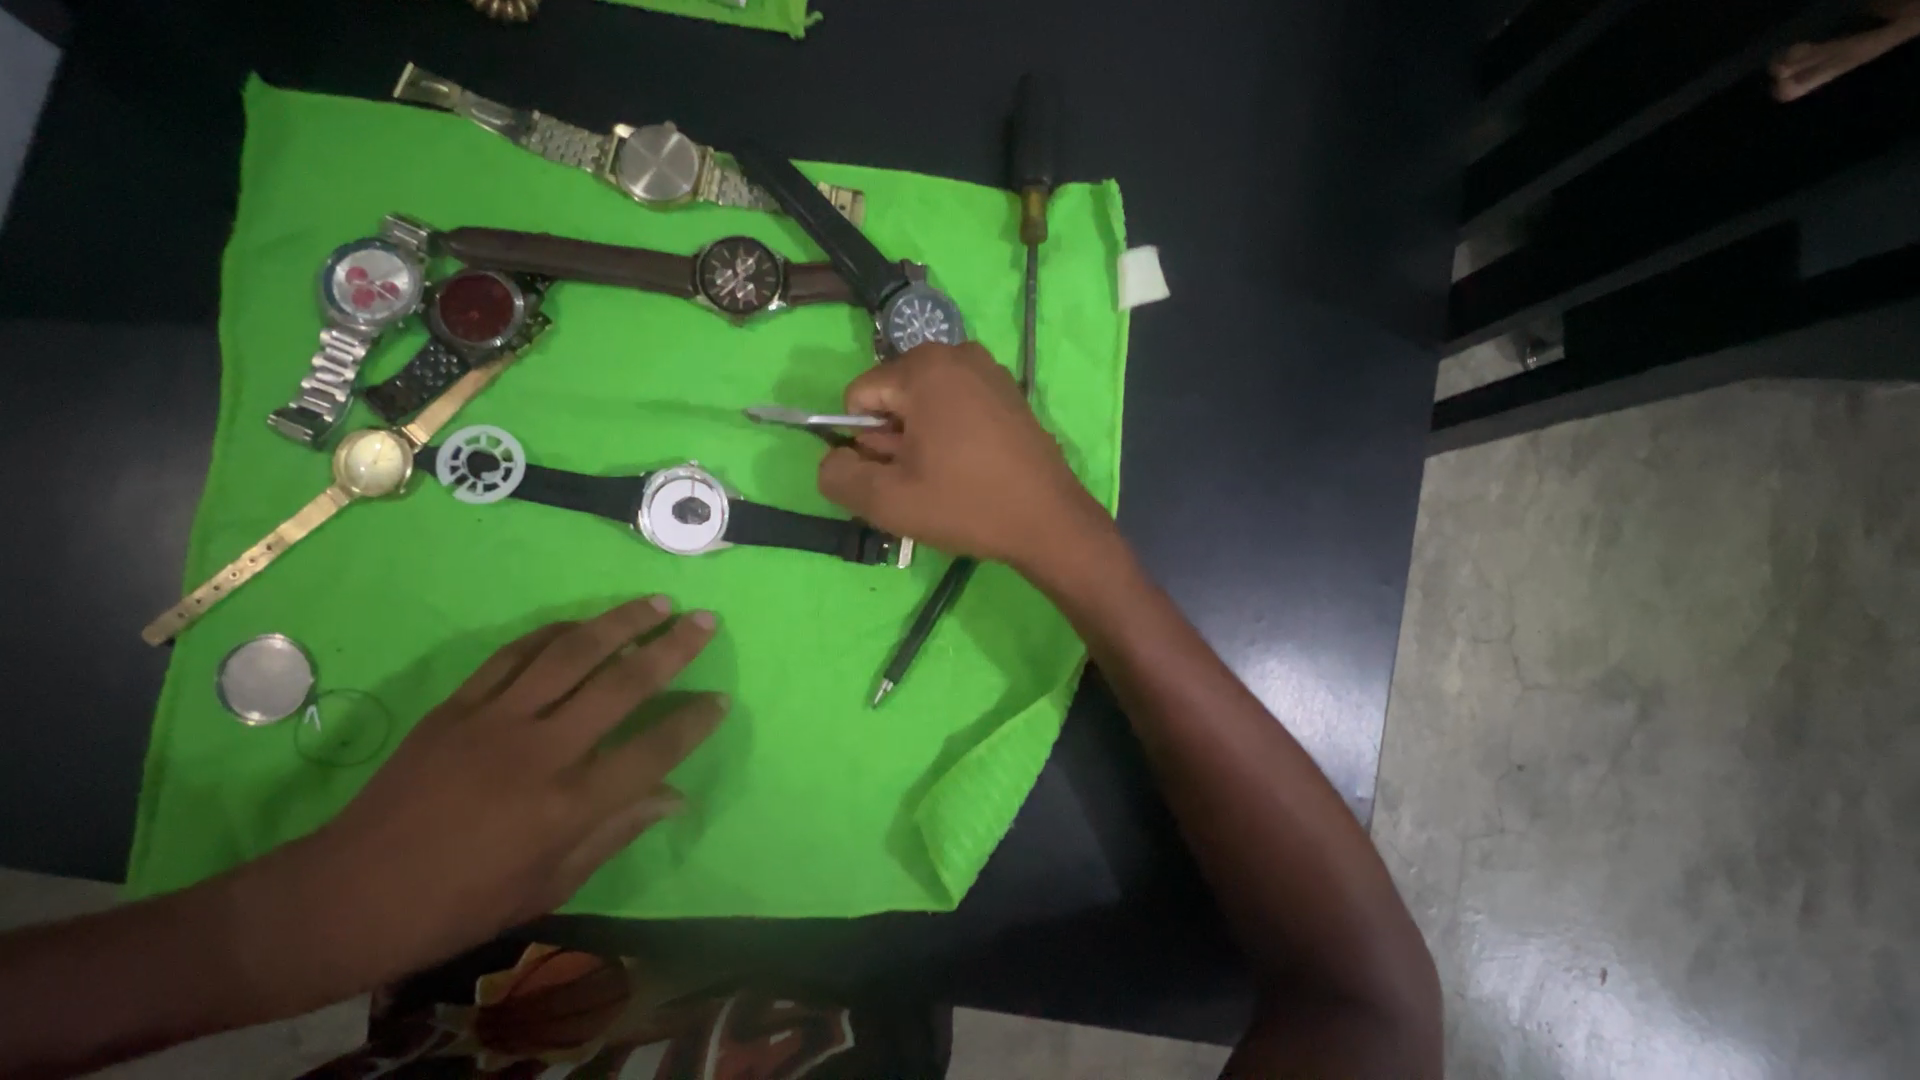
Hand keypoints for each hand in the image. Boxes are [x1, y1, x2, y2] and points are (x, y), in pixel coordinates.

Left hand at [228, 596, 724, 1014]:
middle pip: (621, 684)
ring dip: (620, 623)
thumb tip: (674, 795)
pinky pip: (514, 655)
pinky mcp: (457, 707)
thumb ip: (615, 833)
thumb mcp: (549, 887)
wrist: (347, 895)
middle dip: (671, 648)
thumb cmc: (460, 905)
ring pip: (571, 653)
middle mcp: (539, 752)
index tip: (720, 698)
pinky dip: (554, 633)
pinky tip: (580, 624)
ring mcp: (494, 722)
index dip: (693, 721)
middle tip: (704, 621)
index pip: (652, 750)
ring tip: (656, 603)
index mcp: (567, 807)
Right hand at [818, 343, 1111, 570]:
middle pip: (894, 396)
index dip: (864, 441)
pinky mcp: (1009, 392)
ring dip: (921, 438)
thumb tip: (831, 459)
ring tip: (947, 476)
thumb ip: (839, 476)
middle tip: (923, 479)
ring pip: (925, 403)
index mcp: (923, 367)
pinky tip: (971, 467)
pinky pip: (957, 405)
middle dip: (894, 437)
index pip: (859, 397)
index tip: (896, 472)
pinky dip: (951, 433)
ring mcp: (988, 370)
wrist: (1048, 521)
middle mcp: (956, 353)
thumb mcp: (887, 501)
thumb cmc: (966, 504)